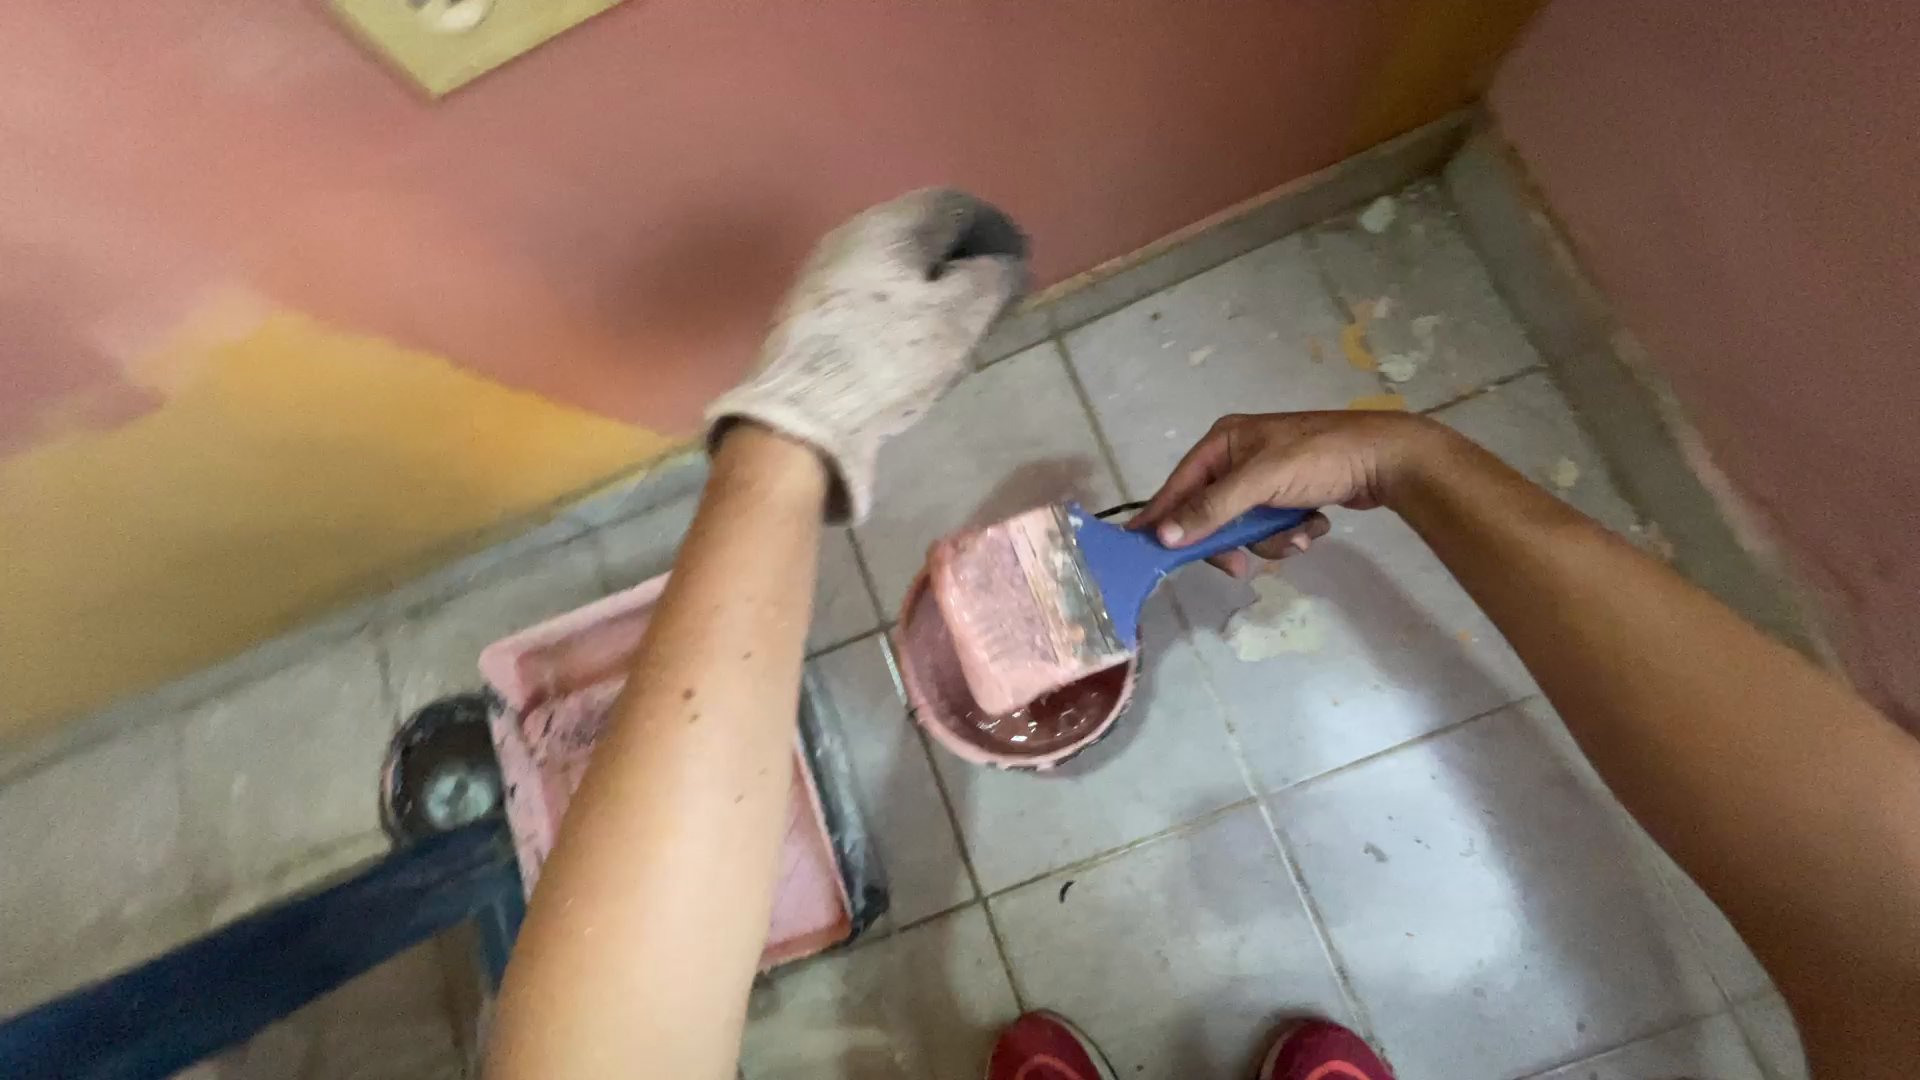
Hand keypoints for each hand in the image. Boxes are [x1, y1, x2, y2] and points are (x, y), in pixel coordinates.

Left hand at [706, 189, 1028, 523]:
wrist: (804, 416)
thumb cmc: (891, 358)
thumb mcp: (959, 318)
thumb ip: (992, 281)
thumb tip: (1005, 264)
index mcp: (891, 224)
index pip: (955, 205)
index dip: (996, 230)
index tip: (1020, 263)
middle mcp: (851, 233)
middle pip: (919, 231)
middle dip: (962, 256)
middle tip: (991, 291)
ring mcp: (823, 273)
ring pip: (893, 264)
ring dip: (930, 282)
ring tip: (955, 318)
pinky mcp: (809, 314)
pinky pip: (870, 293)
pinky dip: (901, 304)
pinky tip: (909, 339)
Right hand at [1132, 411, 1443, 576]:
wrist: (1391, 459)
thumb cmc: (1319, 458)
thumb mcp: (1260, 482)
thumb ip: (1210, 509)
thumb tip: (1163, 537)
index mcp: (1222, 443)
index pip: (1177, 487)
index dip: (1160, 518)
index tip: (1138, 548)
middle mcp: (1236, 457)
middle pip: (1209, 513)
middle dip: (1231, 539)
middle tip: (1238, 567)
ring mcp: (1263, 477)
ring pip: (1242, 526)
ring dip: (1269, 539)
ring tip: (1300, 534)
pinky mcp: (1288, 494)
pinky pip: (1270, 526)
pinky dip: (1290, 532)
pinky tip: (1314, 525)